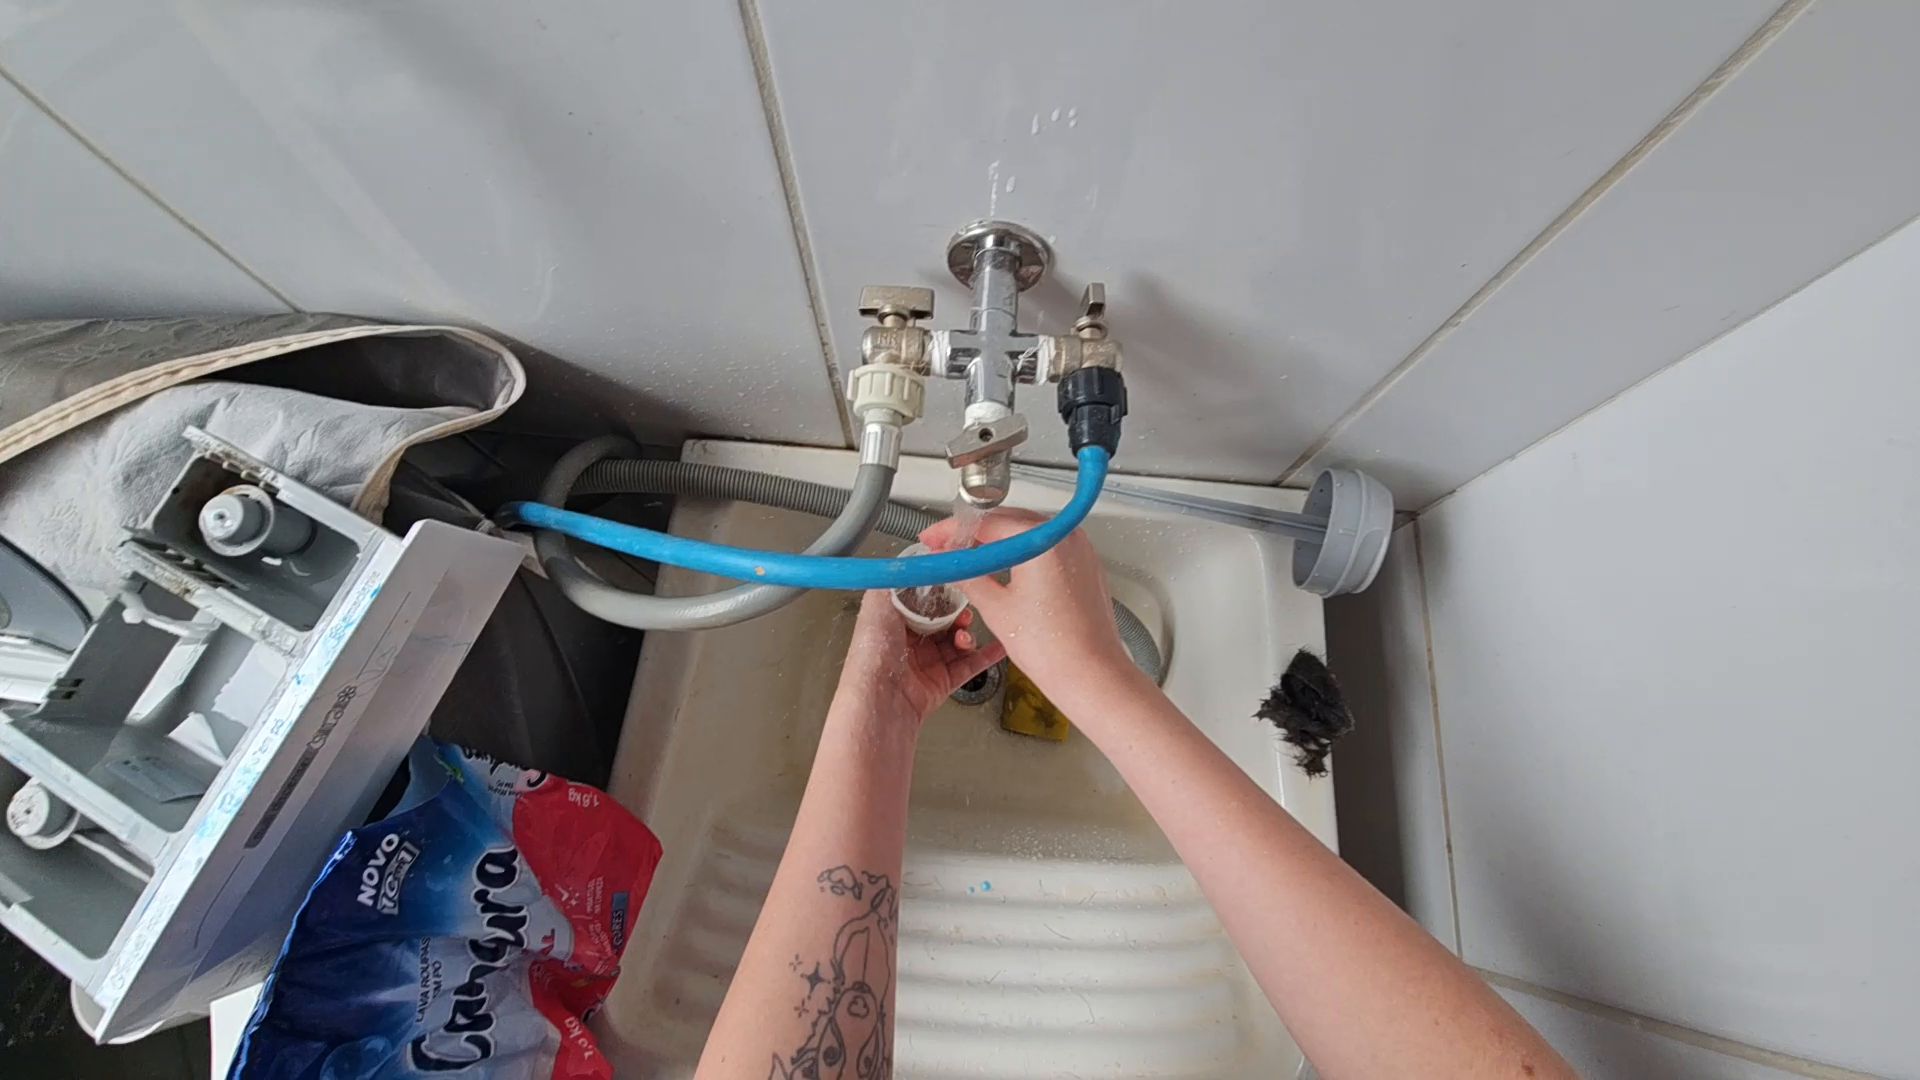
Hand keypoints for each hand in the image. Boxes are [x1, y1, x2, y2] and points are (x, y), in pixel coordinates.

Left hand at [836, 589, 1005, 722]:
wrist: (880, 699)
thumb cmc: (872, 653)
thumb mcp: (878, 603)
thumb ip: (895, 580)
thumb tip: (910, 561)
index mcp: (892, 622)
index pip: (923, 601)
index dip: (940, 592)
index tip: (956, 583)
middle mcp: (908, 642)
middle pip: (943, 620)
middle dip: (958, 612)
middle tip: (965, 610)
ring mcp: (926, 663)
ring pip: (956, 642)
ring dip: (967, 634)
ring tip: (967, 634)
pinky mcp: (941, 683)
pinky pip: (968, 666)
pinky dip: (985, 656)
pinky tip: (998, 646)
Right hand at [917, 509, 1136, 698]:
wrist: (1092, 676)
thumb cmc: (1054, 650)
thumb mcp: (996, 609)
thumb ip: (968, 576)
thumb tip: (950, 562)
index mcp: (1042, 542)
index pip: (986, 523)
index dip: (952, 531)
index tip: (934, 538)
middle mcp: (1066, 537)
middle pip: (1008, 521)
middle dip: (974, 533)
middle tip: (946, 547)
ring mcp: (1079, 548)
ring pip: (1027, 532)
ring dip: (997, 541)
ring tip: (970, 557)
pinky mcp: (1085, 564)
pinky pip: (1046, 547)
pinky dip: (1021, 552)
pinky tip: (1003, 567)